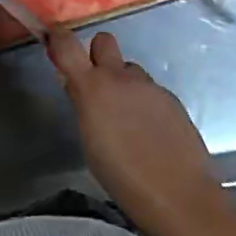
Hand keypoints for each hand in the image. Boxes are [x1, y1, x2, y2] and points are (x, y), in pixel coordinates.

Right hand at [47, 30, 235, 235]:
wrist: (181, 195)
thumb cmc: (124, 179)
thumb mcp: (90, 145)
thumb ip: (84, 107)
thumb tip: (77, 87)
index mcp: (93, 88)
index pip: (67, 46)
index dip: (58, 40)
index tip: (54, 44)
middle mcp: (121, 78)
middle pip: (103, 40)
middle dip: (97, 55)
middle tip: (98, 85)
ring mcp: (149, 85)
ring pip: (129, 70)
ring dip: (123, 85)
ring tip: (128, 120)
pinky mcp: (171, 97)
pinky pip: (149, 89)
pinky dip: (144, 102)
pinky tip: (150, 133)